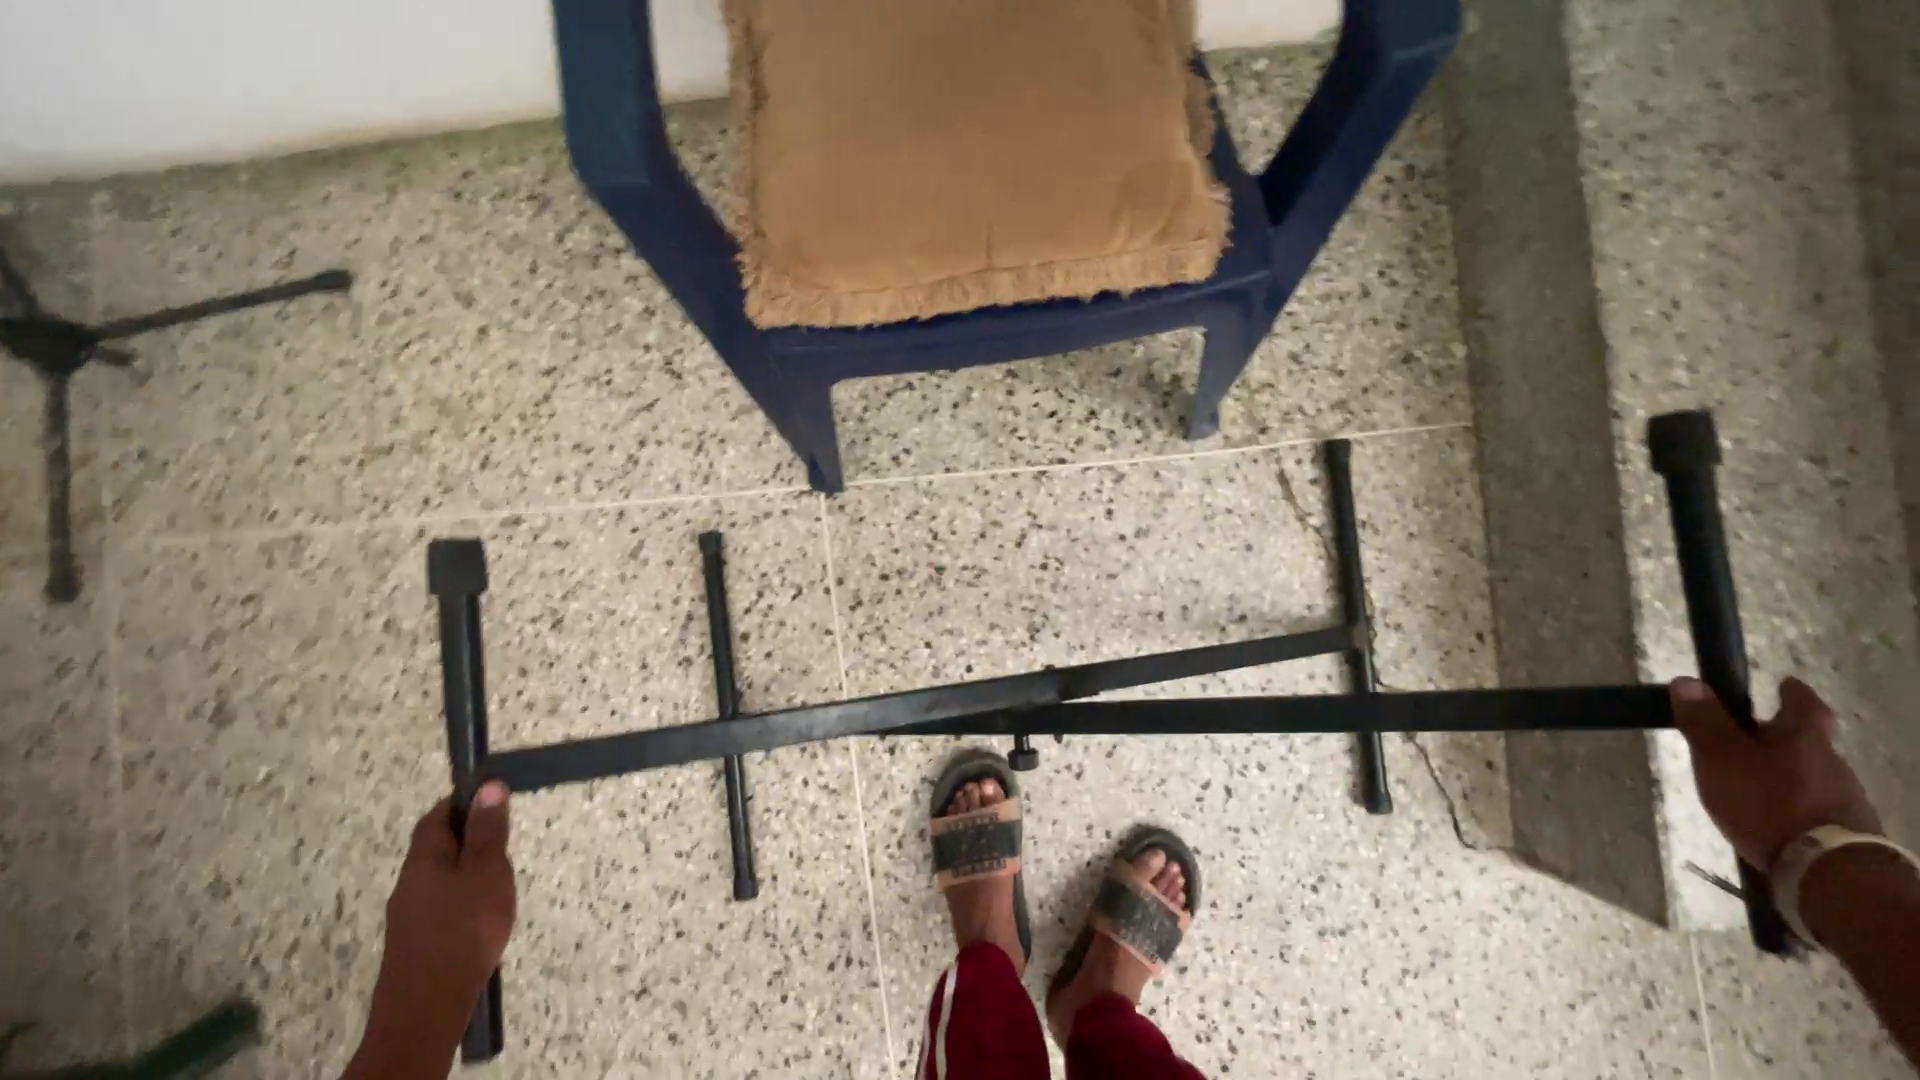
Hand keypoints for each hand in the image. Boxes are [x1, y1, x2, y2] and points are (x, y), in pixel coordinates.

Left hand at [349, 781, 514, 1075]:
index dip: (461, 802)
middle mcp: (410, 882)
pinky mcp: (417, 941)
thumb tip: (487, 786)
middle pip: (438, 847)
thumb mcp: (487, 871)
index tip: (491, 799)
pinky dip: (464, 899)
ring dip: (469, 871)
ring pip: (441, 878)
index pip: (437, 816)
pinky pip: (443, 905)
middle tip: (504, 842)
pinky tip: (484, 916)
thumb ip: (489, 831)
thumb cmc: (463, 927)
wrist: (428, 1004)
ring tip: (501, 881)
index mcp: (424, 859)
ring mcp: (410, 915)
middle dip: (469, 838)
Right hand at [1670, 676, 1881, 869]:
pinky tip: (1770, 811)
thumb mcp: (1721, 758)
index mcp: (1804, 740)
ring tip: (1748, 778)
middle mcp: (1832, 764)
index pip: (1805, 706)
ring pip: (1809, 772)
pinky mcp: (1843, 829)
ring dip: (1782, 770)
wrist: (1829, 872)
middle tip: (1747, 736)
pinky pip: (1811, 802)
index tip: (1785, 684)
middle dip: (1780, 735)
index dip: (1793, 693)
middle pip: (1807, 741)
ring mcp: (1843, 798)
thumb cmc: (1768, 803)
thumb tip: (1688, 681)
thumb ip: (1704, 722)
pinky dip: (1790, 798)